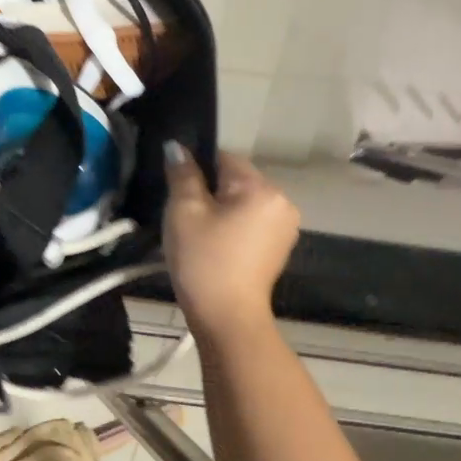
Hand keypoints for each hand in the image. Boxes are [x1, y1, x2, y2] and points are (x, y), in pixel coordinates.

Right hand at [162, 143, 299, 339]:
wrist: (226, 313)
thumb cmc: (202, 258)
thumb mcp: (183, 211)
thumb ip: (182, 174)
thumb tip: (176, 146)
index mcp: (261, 189)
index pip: (224, 157)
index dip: (195, 168)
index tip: (176, 189)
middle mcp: (282, 201)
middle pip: (236, 179)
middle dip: (209, 189)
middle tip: (182, 213)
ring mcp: (285, 226)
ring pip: (242, 201)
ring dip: (220, 207)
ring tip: (195, 230)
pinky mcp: (279, 245)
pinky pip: (250, 220)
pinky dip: (231, 224)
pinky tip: (213, 243)